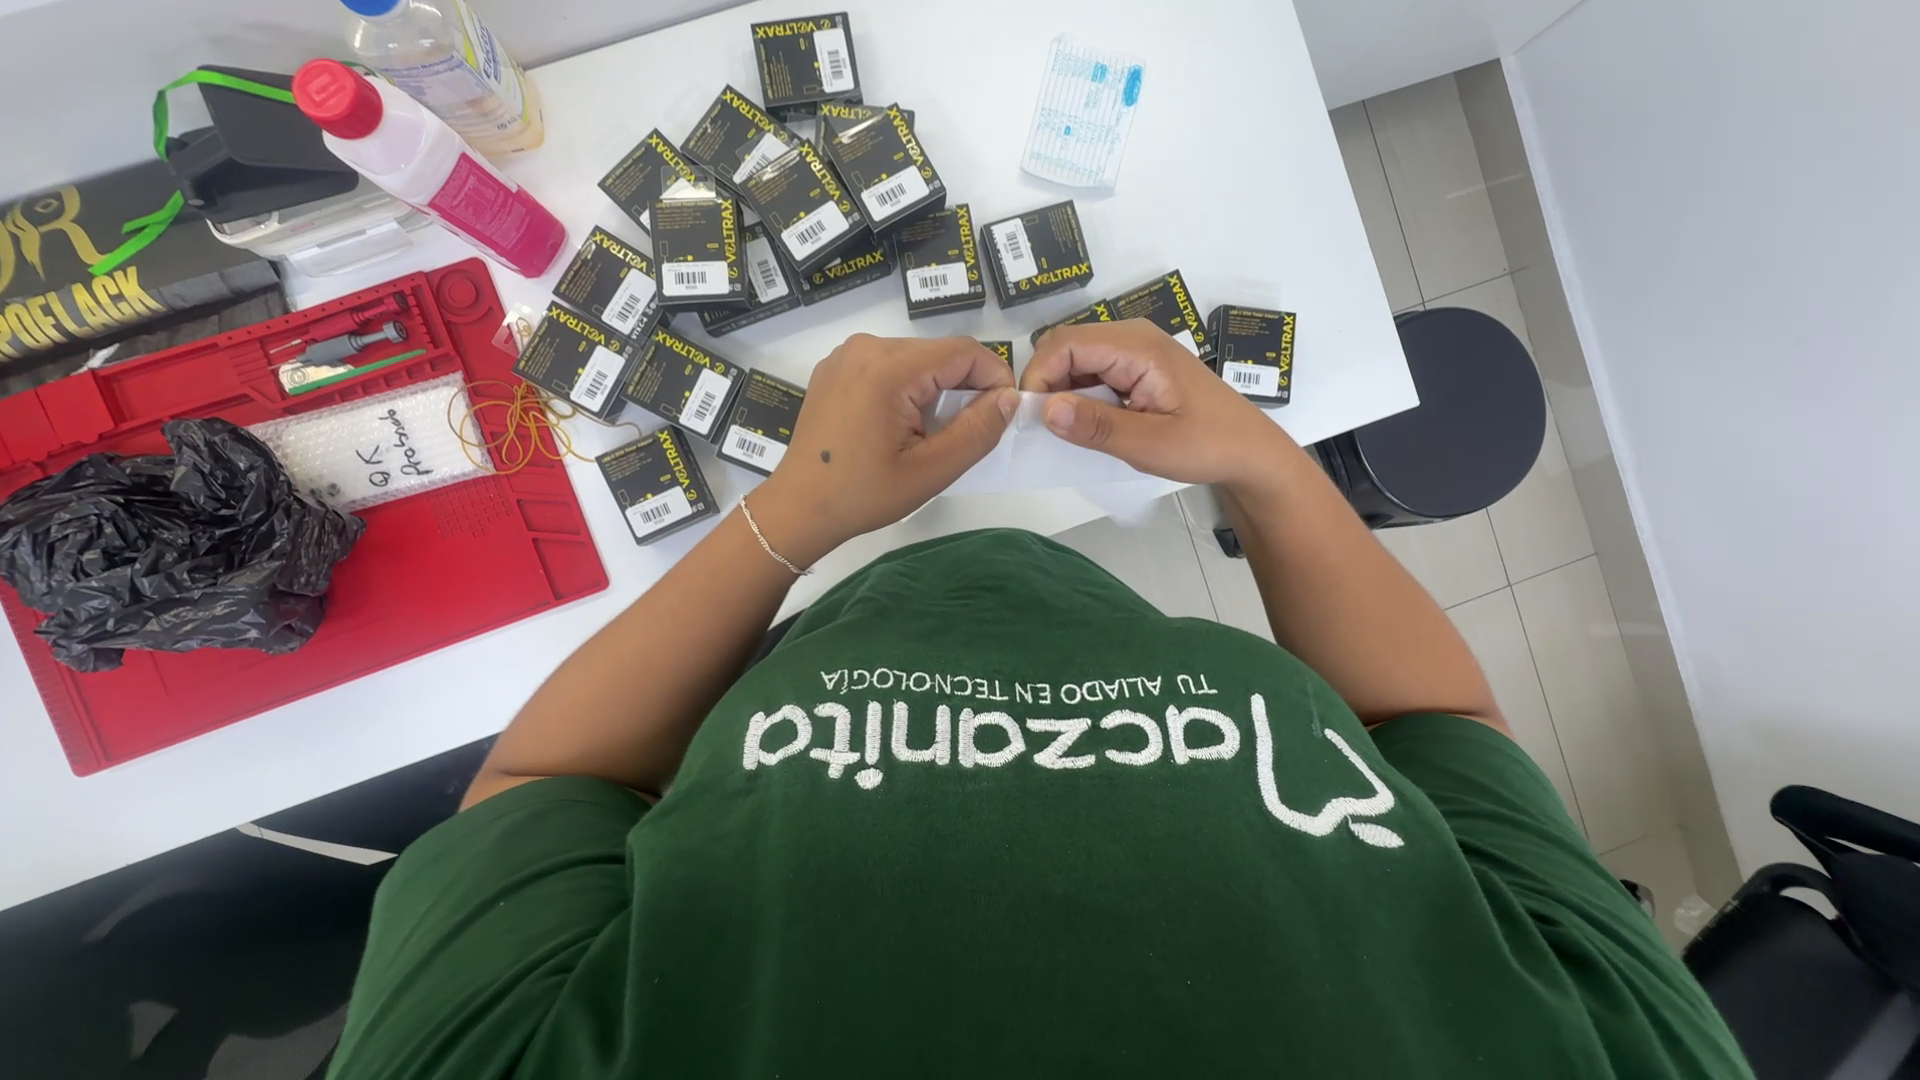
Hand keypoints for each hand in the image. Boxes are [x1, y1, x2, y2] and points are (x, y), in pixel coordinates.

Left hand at [751, 334, 1016, 565]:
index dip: (995, 380)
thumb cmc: (863, 494)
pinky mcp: (836, 368)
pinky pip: (889, 368)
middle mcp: (867, 347)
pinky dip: (907, 390)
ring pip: (916, 360)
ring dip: (935, 391)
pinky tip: (898, 428)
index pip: (965, 352)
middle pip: (940, 354)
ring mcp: (847, 355)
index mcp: (890, 368)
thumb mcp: (932, 470)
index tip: (1001, 417)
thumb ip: (977, 430)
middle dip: (963, 389)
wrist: (799, 507)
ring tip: (928, 436)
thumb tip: (1009, 398)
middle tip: (964, 435)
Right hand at [1022, 319, 1297, 490]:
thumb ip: (1097, 426)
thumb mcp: (1150, 444)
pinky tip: (1084, 426)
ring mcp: (1134, 352)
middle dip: (1045, 384)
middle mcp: (1132, 339)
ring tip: (1064, 432)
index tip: (1032, 420)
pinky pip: (1092, 374)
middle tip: (1042, 429)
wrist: (1248, 452)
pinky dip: (1078, 398)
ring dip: (1060, 393)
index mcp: (1138, 347)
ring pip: (1075, 361)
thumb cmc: (1208, 446)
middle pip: (1065, 347)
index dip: (1039, 378)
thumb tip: (1046, 411)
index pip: (1065, 345)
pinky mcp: (1135, 369)